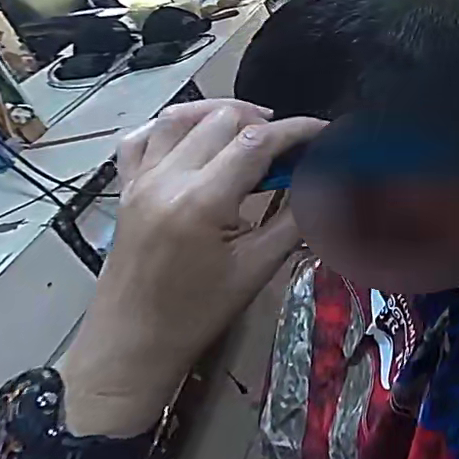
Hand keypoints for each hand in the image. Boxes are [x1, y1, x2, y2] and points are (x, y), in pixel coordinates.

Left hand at [60, 100, 325, 435]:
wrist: (131, 345)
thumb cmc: (200, 310)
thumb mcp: (260, 265)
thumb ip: (299, 216)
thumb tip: (333, 183)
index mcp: (202, 201)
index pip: (258, 141)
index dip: (298, 129)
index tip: (325, 131)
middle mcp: (167, 180)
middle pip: (223, 119)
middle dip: (265, 122)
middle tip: (291, 145)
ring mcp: (139, 181)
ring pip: (181, 116)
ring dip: (222, 113)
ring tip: (252, 128)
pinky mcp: (125, 188)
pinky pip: (143, 137)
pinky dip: (174, 125)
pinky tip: (199, 136)